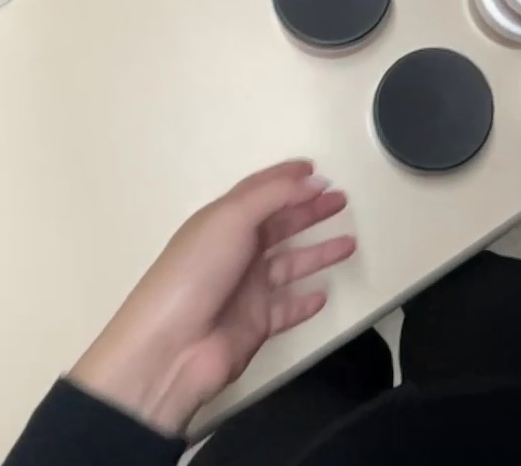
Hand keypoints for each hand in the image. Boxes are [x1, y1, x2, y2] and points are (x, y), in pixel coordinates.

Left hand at [68, 160, 356, 435]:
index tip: (315, 169)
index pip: (260, 190)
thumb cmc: (198, 271)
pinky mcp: (256, 323)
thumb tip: (315, 181)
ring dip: (319, 253)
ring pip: (291, 264)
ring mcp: (247, 288)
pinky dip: (305, 301)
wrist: (171, 350)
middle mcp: (236, 250)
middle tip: (341, 200)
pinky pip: (287, 308)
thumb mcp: (233, 218)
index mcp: (224, 220)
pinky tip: (324, 294)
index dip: (287, 177)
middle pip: (280, 224)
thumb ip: (277, 195)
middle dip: (310, 210)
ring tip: (350, 244)